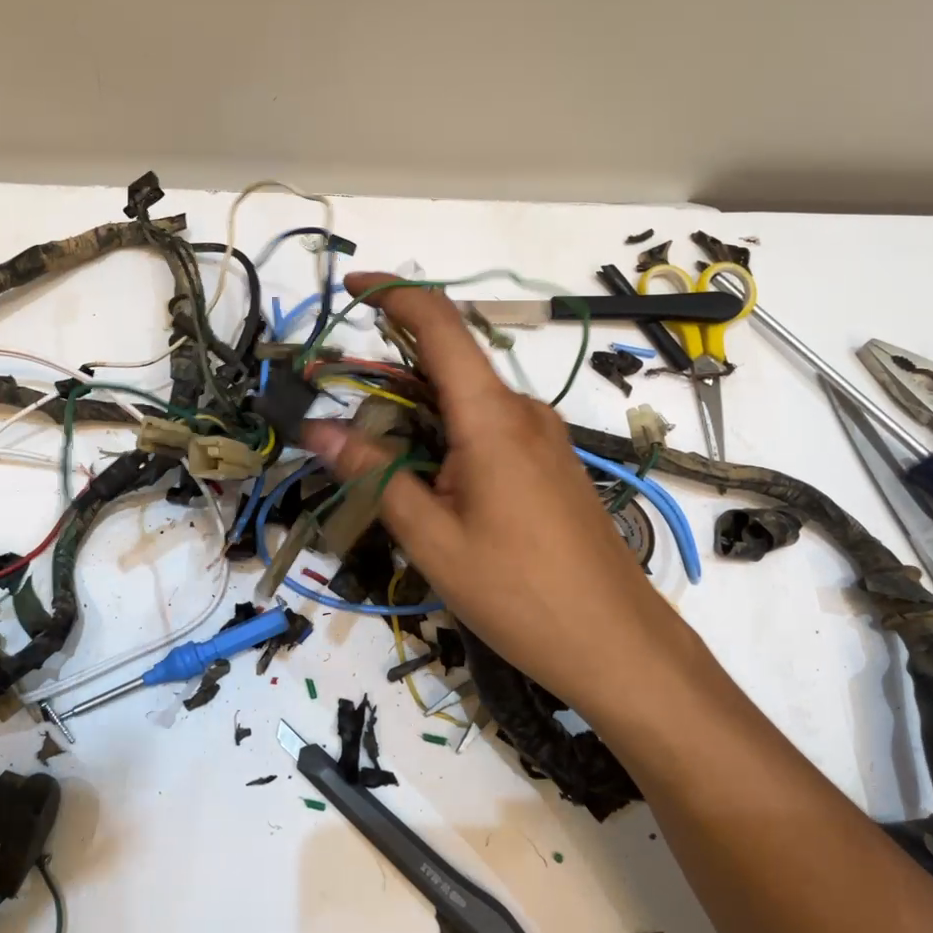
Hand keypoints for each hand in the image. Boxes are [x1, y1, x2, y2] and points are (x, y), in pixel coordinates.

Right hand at [302, 272, 708, 716]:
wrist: (617, 645)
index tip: (350, 287)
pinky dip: (443, 438)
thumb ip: (372, 474)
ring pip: (464, 402)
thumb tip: (315, 428)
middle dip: (388, 378)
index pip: (440, 324)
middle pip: (446, 365)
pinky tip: (425, 486)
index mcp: (492, 416)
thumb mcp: (430, 537)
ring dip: (414, 417)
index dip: (393, 294)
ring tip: (377, 469)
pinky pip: (486, 428)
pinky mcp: (548, 463)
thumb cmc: (518, 593)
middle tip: (342, 428)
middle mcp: (521, 411)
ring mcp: (541, 436)